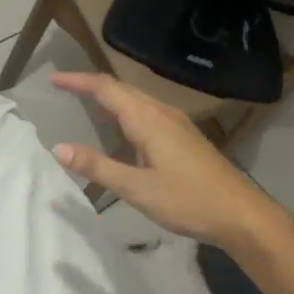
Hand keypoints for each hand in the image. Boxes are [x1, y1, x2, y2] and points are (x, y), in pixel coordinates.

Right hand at [49, 72, 291, 251]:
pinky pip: (147, 112)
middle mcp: (162, 113)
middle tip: (63, 88)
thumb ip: (97, 167)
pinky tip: (122, 130)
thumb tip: (59, 148)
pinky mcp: (184, 137)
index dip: (78, 81)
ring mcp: (176, 123)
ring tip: (86, 104)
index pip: (106, 89)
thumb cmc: (187, 200)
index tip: (53, 80)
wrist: (239, 213)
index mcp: (147, 119)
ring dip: (110, 97)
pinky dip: (125, 112)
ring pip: (136, 100)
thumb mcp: (136, 188)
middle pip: (121, 89)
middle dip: (91, 85)